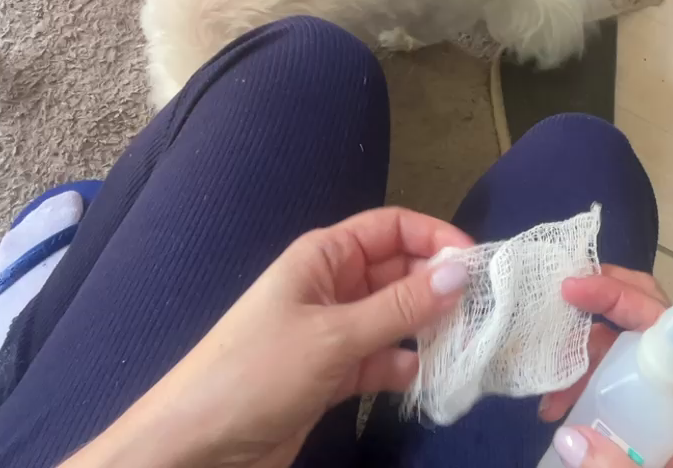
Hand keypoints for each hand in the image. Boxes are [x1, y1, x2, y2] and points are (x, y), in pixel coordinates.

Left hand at [64, 208, 473, 467]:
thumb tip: (462, 271)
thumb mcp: (334, 336)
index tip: (476, 263)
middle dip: (436, 285)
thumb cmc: (258, 372)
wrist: (191, 453)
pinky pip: (379, 357)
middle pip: (397, 271)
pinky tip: (422, 377)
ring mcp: (332, 331)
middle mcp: (332, 285)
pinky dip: (401, 364)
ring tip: (464, 342)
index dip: (434, 237)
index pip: (391, 228)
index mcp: (325, 255)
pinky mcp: (330, 374)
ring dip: (424, 327)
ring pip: (393, 316)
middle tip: (481, 309)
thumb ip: (400, 307)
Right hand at [538, 266, 672, 467]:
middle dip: (593, 303)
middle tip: (550, 303)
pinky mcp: (648, 410)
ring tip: (547, 385)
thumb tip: (567, 436)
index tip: (572, 289)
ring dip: (579, 353)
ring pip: (618, 345)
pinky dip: (581, 382)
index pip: (662, 317)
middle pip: (638, 315)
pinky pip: (612, 377)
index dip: (617, 293)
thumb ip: (623, 467)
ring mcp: (665, 388)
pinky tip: (557, 408)